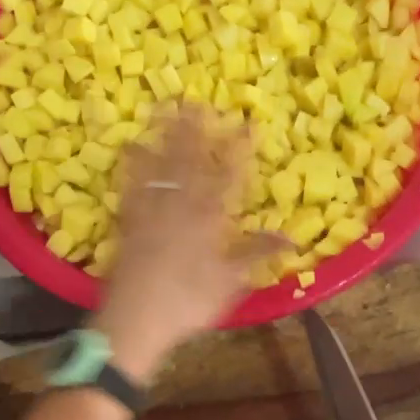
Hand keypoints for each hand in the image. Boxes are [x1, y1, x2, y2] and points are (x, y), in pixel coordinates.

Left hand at [91, 104, 280, 380]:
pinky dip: (133, 164)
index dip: (240, 150)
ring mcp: (151, 210)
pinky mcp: (127, 221)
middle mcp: (181, 205)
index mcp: (210, 218)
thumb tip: (293, 238)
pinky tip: (131, 148)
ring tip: (165, 109)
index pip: (230, 177)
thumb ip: (258, 253)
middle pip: (190, 160)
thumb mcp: (230, 281)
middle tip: (197, 101)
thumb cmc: (188, 302)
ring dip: (163, 135)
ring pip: (160, 164)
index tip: (247, 124)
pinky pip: (131, 184)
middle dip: (196, 130)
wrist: (135, 318)